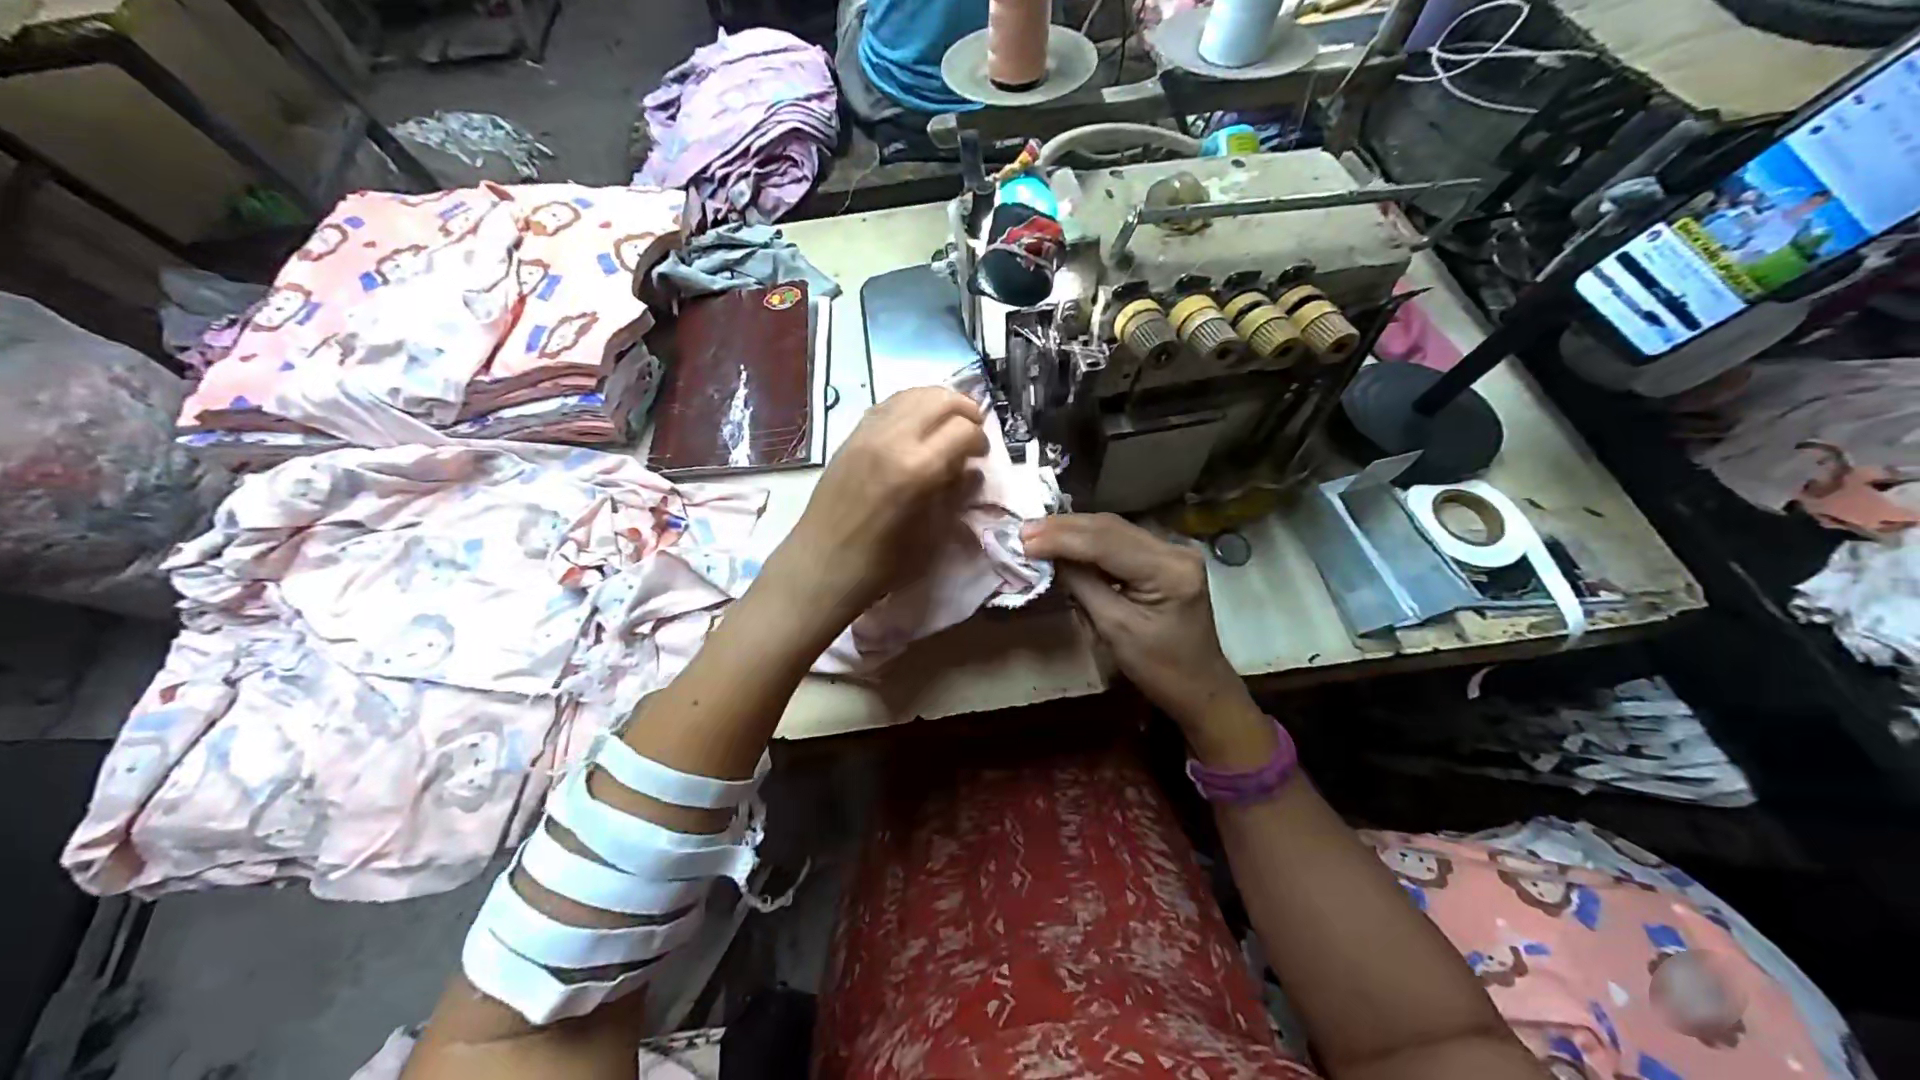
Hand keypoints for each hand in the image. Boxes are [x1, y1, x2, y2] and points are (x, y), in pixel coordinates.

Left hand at [767, 387, 987, 627]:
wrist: (823, 563)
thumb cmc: (884, 561)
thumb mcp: (932, 533)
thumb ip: (956, 493)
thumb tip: (971, 469)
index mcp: (918, 467)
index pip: (964, 429)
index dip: (980, 440)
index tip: (980, 457)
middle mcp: (893, 439)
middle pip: (940, 399)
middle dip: (965, 410)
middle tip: (971, 432)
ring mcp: (868, 433)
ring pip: (912, 394)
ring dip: (937, 403)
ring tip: (946, 424)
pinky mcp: (851, 436)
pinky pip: (888, 405)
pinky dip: (910, 406)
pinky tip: (916, 425)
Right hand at [1022, 513, 1273, 765]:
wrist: (1200, 687)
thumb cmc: (1160, 669)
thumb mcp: (1114, 629)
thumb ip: (1082, 586)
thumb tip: (1047, 557)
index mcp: (1169, 570)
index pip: (1106, 542)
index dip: (1061, 538)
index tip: (1023, 539)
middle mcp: (1175, 549)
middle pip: (1110, 527)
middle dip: (1063, 528)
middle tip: (1022, 531)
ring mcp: (1172, 550)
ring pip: (1112, 529)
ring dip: (1072, 531)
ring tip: (1034, 533)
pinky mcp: (1164, 557)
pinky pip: (1119, 541)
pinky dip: (1088, 541)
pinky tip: (1062, 541)